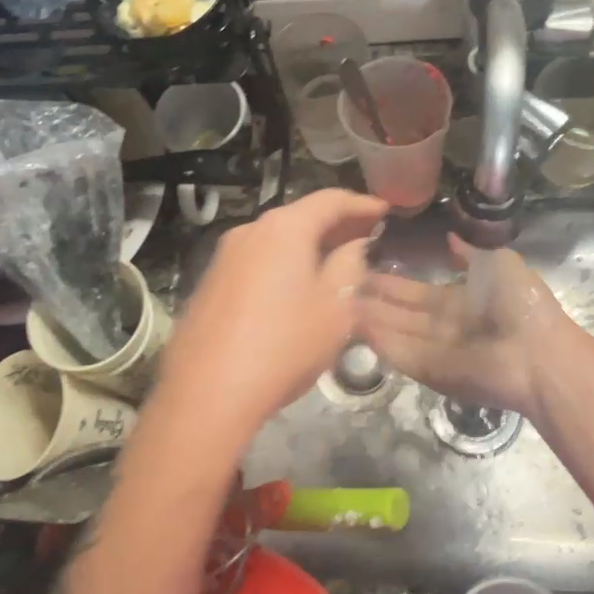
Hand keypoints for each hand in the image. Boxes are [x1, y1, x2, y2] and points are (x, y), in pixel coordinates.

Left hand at [156, 189, 387, 431]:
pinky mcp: (210, 285)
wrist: (207, 392)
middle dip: (336, 226)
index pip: (330, 200)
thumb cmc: (283, 345)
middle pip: (300, 217)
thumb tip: (353, 246)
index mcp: (284, 228)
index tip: (385, 212)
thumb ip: (349, 267)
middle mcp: (250, 231)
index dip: (362, 204)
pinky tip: (296, 289)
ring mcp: (224, 257)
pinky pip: (257, 263)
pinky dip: (283, 265)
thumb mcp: (335, 309)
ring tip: (336, 263)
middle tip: (367, 237)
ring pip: (276, 241)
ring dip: (308, 247)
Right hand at [357, 235, 581, 416]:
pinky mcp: (431, 373)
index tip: (366, 270)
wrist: (537, 353)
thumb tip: (449, 236)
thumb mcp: (497, 262)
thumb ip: (469, 251)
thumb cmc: (520, 302)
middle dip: (374, 301)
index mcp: (463, 301)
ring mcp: (436, 351)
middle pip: (401, 313)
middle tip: (341, 287)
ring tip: (339, 304)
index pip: (418, 293)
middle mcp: (445, 327)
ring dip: (370, 320)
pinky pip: (400, 355)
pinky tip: (354, 327)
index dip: (393, 284)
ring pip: (396, 333)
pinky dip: (380, 342)